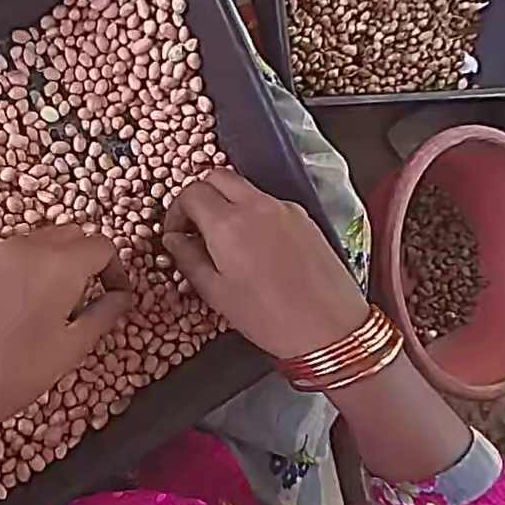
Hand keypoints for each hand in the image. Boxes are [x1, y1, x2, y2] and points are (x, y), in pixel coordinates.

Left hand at [0, 225, 134, 437]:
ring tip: (52, 306)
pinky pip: (10, 256)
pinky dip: (26, 270)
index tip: (115, 297)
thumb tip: (121, 298)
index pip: (102, 247)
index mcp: (60, 263)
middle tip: (87, 299)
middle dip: (87, 260)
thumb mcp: (69, 348)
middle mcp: (27, 247)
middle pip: (71, 234)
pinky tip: (17, 309)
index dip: (116, 270)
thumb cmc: (13, 373)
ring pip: (39, 242)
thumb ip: (102, 315)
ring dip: (56, 262)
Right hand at [164, 170, 469, 480]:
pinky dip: (250, 210)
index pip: (190, 192)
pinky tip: (253, 243)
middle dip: (198, 195)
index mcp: (228, 224)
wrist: (330, 328)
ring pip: (242, 186)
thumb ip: (189, 259)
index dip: (175, 210)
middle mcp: (256, 205)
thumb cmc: (269, 318)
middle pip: (215, 176)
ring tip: (223, 237)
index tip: (175, 233)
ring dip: (225, 201)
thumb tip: (173, 240)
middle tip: (194, 226)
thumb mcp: (216, 294)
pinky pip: (266, 200)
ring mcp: (283, 207)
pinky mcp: (303, 216)